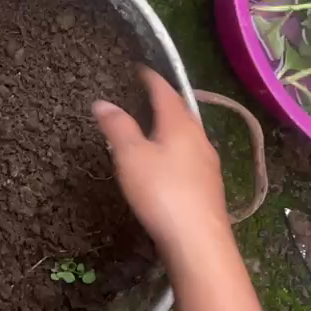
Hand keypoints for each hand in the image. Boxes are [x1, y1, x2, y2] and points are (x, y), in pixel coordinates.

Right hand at [92, 66, 228, 252]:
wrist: (198, 242)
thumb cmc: (162, 192)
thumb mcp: (131, 156)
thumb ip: (117, 127)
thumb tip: (102, 102)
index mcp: (180, 125)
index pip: (165, 91)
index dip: (150, 78)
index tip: (137, 68)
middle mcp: (198, 138)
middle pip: (180, 111)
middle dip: (162, 99)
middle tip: (142, 93)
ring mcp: (207, 162)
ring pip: (186, 133)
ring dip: (169, 123)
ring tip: (150, 123)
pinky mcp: (207, 184)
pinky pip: (188, 153)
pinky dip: (173, 145)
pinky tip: (165, 159)